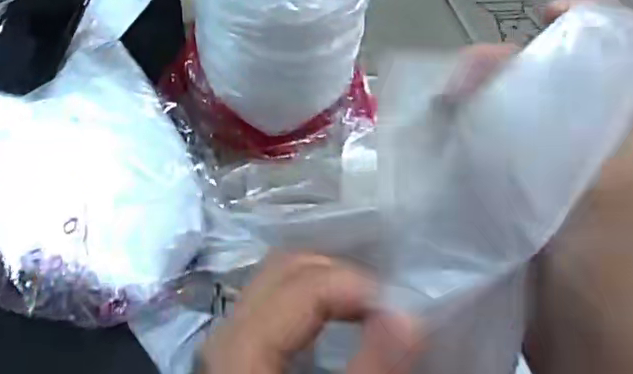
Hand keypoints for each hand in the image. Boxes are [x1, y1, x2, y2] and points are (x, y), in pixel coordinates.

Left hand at [200, 252, 420, 373]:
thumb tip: (408, 314)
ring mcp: (225, 347)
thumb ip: (374, 371)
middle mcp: (225, 336)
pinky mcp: (234, 362)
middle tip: (388, 307)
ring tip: (369, 311)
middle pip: (285, 270)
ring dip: (326, 285)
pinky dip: (308, 305)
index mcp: (241, 349)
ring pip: (276, 282)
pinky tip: (337, 325)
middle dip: (341, 276)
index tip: (403, 312)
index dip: (357, 285)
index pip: (305, 284)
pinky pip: (271, 306)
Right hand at [452, 0, 632, 373]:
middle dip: (523, 61)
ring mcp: (574, 173)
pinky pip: (508, 144)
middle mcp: (616, 148)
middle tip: (474, 69)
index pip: (630, 57)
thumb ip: (572, 116)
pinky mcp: (537, 196)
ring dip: (493, 93)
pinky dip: (482, 127)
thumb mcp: (617, 194)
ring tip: (454, 96)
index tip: (543, 8)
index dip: (591, 22)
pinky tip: (454, 125)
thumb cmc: (623, 284)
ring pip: (532, 109)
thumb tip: (511, 56)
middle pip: (571, 78)